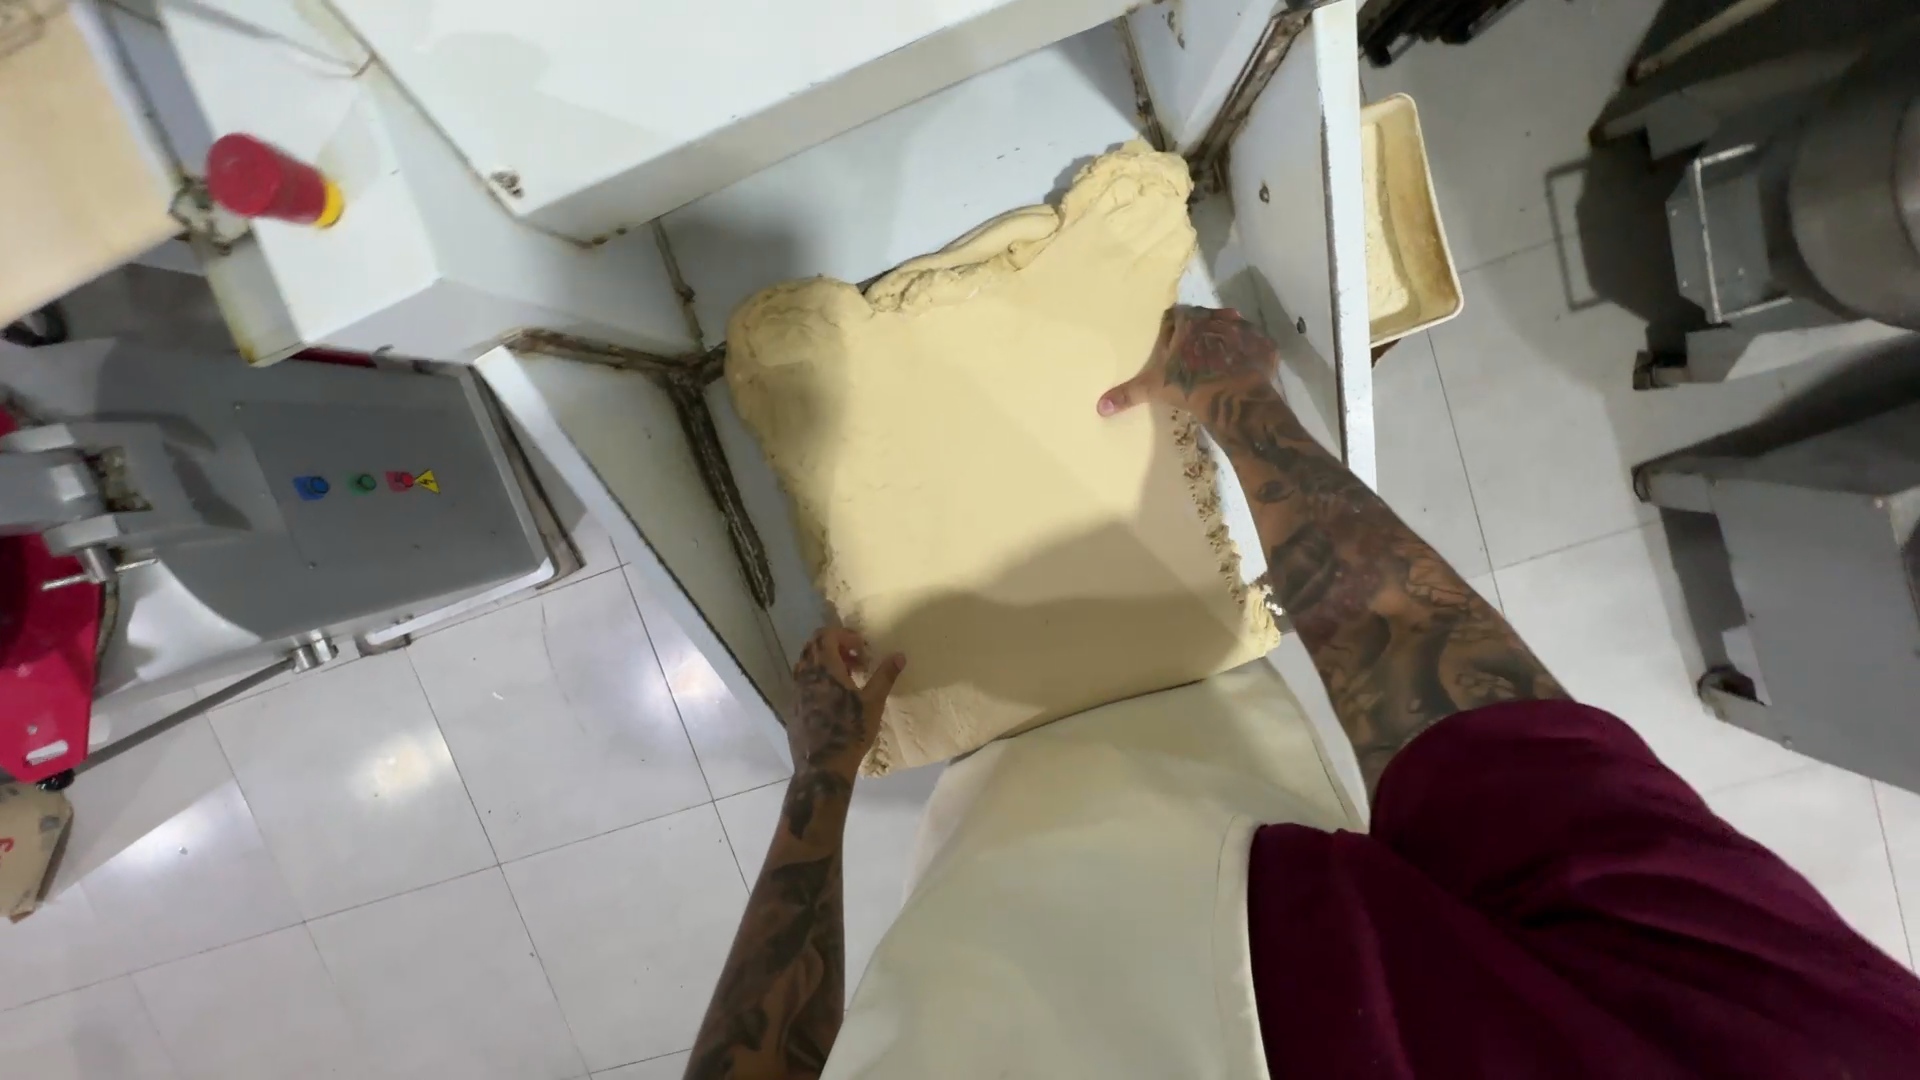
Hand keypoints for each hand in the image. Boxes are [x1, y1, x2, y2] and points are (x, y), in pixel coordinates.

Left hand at [788, 627, 905, 777]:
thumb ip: (885, 675)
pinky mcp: (793, 707)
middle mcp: (805, 675)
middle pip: (814, 646)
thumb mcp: (873, 702)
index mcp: (824, 669)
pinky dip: (818, 680)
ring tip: (848, 680)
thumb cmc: (851, 731)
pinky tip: (834, 700)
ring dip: (826, 664)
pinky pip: (803, 682)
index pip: (826, 635)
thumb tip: (900, 655)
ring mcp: (796, 692)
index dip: (845, 636)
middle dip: (836, 646)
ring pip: (807, 664)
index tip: (862, 650)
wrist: (823, 767)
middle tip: (856, 661)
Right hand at [1096, 304, 1281, 417]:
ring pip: (1231, 329)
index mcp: (1189, 321)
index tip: (1170, 345)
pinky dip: (1248, 354)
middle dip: (1199, 334)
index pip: (1176, 316)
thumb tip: (1100, 406)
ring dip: (1224, 341)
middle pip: (1205, 319)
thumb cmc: (1190, 386)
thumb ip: (1128, 394)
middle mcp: (1218, 318)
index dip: (1172, 330)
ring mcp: (1245, 329)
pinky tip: (1241, 369)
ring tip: (1217, 362)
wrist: (1235, 398)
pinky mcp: (1265, 345)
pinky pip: (1254, 345)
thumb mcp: (1154, 388)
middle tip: (1193, 356)